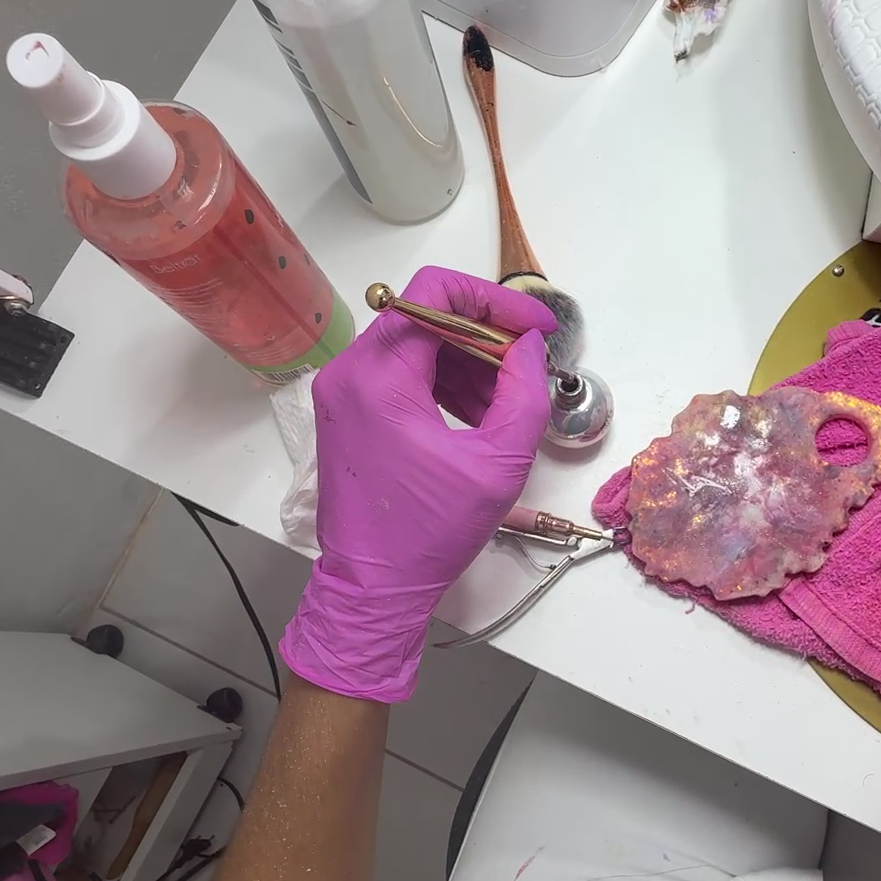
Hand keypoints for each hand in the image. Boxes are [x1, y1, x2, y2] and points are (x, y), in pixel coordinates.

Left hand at [281, 266, 552, 701]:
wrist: (374, 587)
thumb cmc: (431, 532)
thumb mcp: (498, 465)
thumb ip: (525, 395)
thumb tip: (529, 348)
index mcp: (379, 378)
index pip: (437, 293)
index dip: (497, 301)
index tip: (537, 330)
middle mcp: (350, 373)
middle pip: (429, 317)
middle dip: (488, 338)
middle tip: (526, 372)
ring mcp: (344, 392)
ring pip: (418, 345)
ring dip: (469, 363)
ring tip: (505, 405)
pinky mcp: (349, 413)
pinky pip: (403, 374)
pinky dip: (444, 383)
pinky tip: (475, 417)